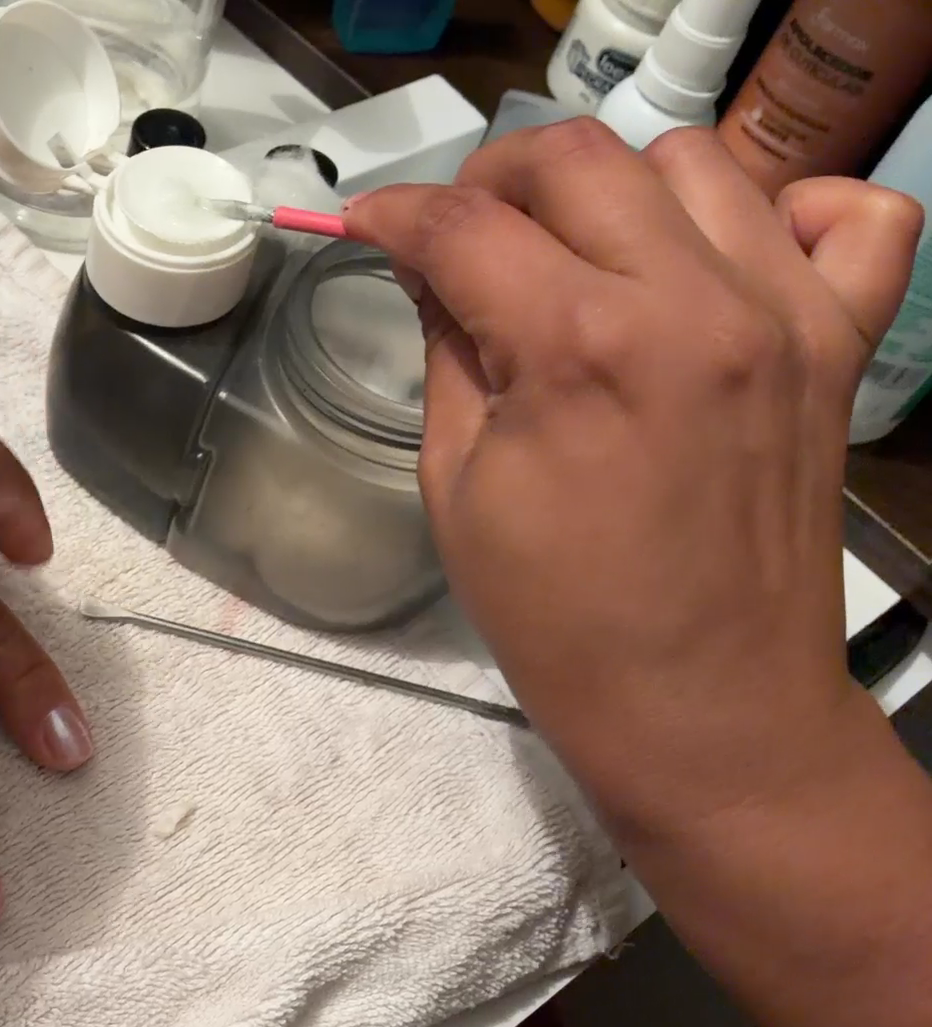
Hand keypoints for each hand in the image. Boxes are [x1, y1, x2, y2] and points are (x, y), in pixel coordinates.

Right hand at [345, 121, 920, 822]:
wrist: (696, 693)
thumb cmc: (544, 600)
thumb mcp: (453, 475)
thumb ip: (449, 350)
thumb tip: (430, 273)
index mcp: (578, 347)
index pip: (465, 228)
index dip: (392, 213)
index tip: (357, 222)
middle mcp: (696, 299)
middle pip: (578, 157)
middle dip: (487, 176)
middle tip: (448, 232)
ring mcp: (791, 310)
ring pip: (693, 159)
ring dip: (602, 188)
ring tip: (559, 251)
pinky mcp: (845, 340)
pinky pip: (843, 211)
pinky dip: (766, 210)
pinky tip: (704, 262)